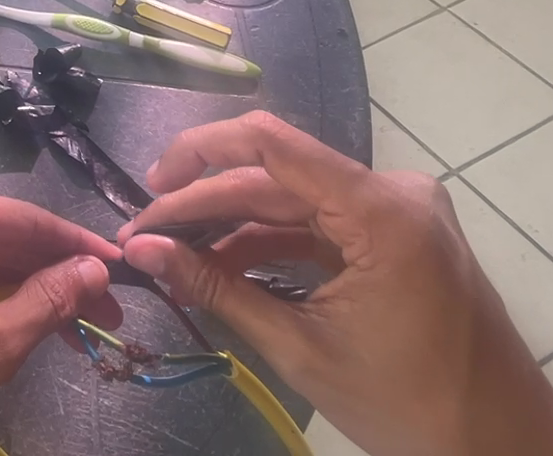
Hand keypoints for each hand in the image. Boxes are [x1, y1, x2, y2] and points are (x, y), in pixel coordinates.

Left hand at [0, 173, 122, 454]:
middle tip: (112, 312)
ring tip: (82, 324)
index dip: (80, 247)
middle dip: (58, 274)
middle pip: (6, 236)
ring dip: (30, 287)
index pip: (27, 220)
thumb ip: (49, 298)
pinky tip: (33, 317)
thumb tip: (95, 270)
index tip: (126, 268)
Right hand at [119, 111, 552, 455]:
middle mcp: (391, 192)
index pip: (268, 143)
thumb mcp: (300, 348)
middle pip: (270, 177)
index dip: (198, 152)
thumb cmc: (414, 409)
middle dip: (202, 205)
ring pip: (286, 199)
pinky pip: (313, 222)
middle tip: (146, 234)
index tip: (151, 186)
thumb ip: (214, 287)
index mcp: (381, 212)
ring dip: (228, 225)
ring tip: (172, 253)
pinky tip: (219, 264)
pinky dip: (265, 241)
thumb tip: (139, 250)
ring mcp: (396, 210)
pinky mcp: (393, 232)